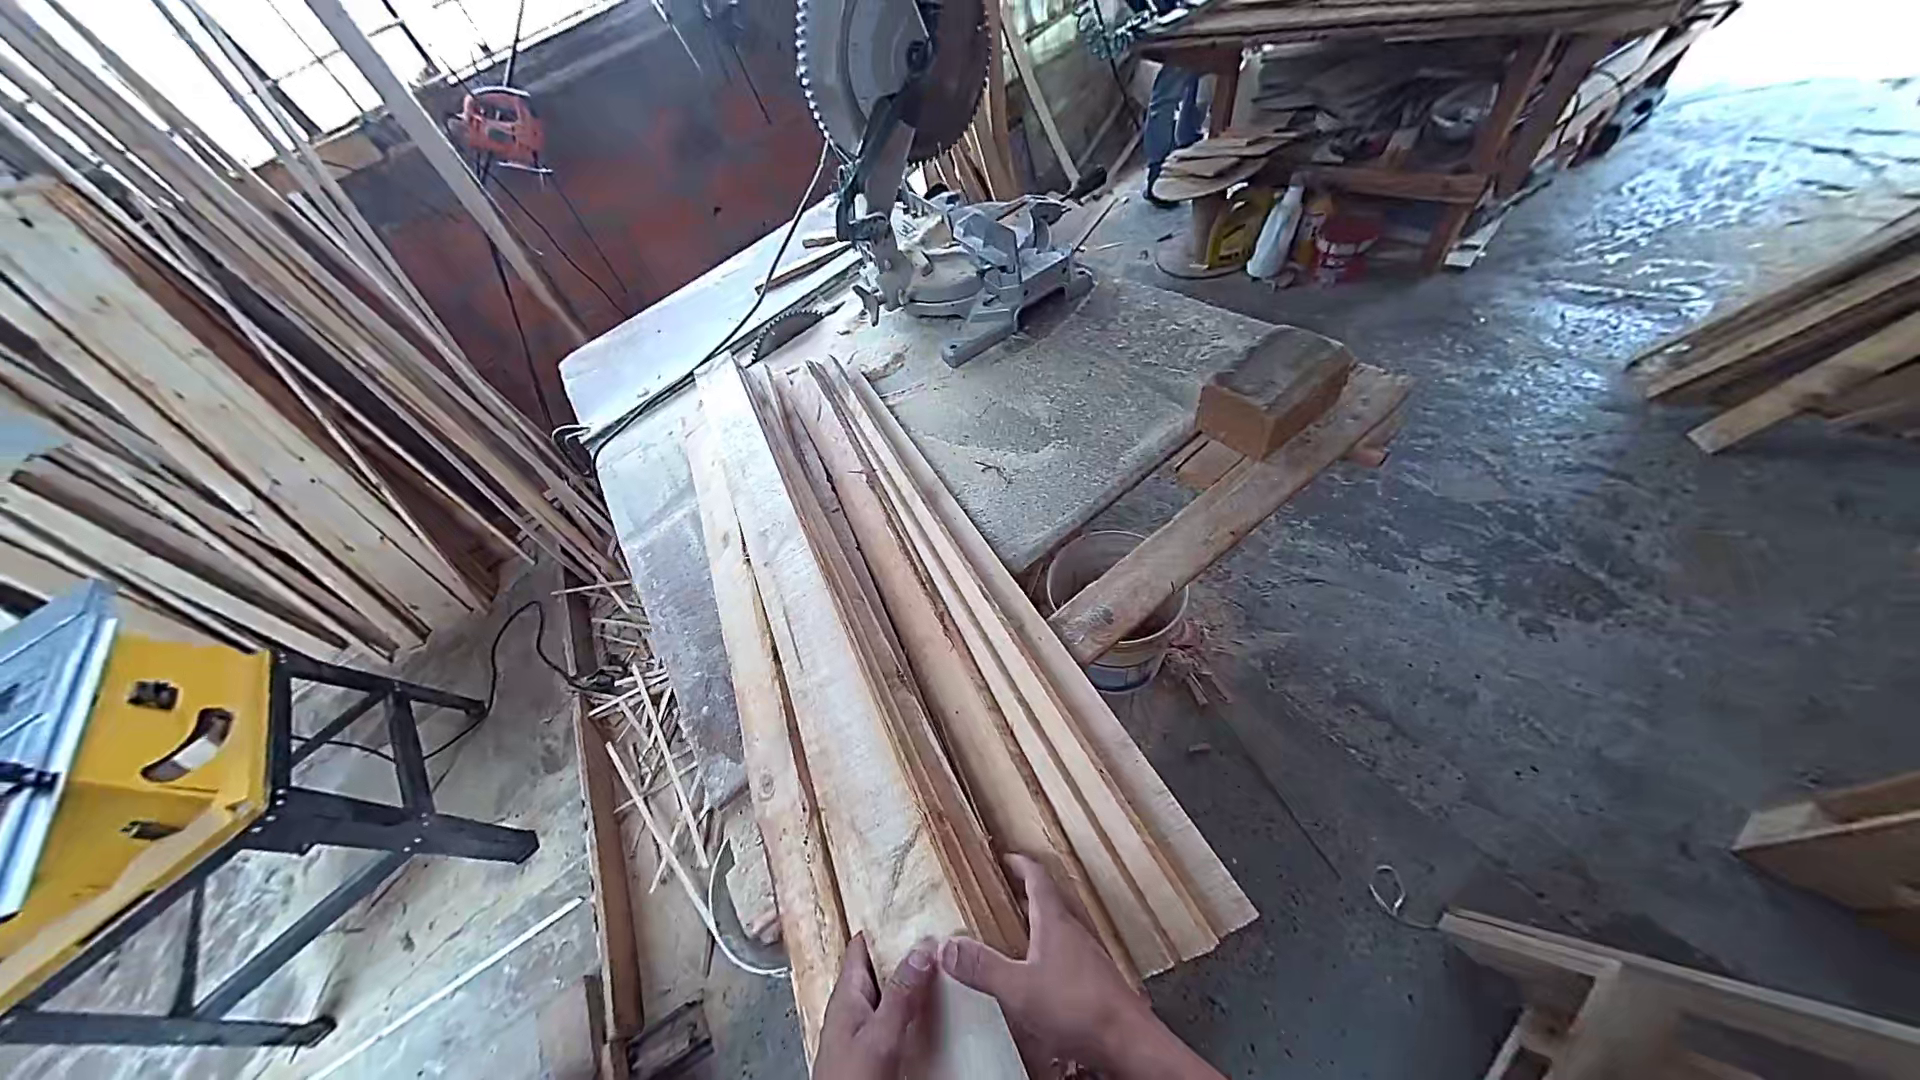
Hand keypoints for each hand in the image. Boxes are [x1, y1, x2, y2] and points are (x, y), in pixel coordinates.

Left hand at [812, 932, 935, 1079]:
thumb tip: (922, 948)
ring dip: (914, 985)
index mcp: (847, 995)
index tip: (914, 912)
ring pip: (893, 995)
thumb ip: (899, 994)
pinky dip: (916, 1012)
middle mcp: (854, 1009)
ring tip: (944, 971)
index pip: (863, 945)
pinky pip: (899, 1020)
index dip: (885, 926)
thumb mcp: (879, 1037)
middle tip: (940, 941)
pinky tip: (936, 1015)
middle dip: (907, 955)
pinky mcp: (876, 1053)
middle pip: (881, 969)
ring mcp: (864, 1032)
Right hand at [937, 854, 1158, 1070]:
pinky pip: (1066, 952)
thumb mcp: (1019, 988)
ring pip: (1058, 926)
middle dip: (1024, 892)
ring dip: (1036, 922)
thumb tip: (947, 946)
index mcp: (1054, 920)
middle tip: (1003, 891)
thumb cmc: (1078, 1006)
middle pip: (1048, 900)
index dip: (1020, 864)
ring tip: (1015, 931)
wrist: (1128, 1042)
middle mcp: (1072, 930)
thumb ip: (983, 967)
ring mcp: (1086, 955)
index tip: (1005, 857)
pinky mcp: (1094, 980)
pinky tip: (1038, 973)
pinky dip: (1047, 950)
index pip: (1037, 878)